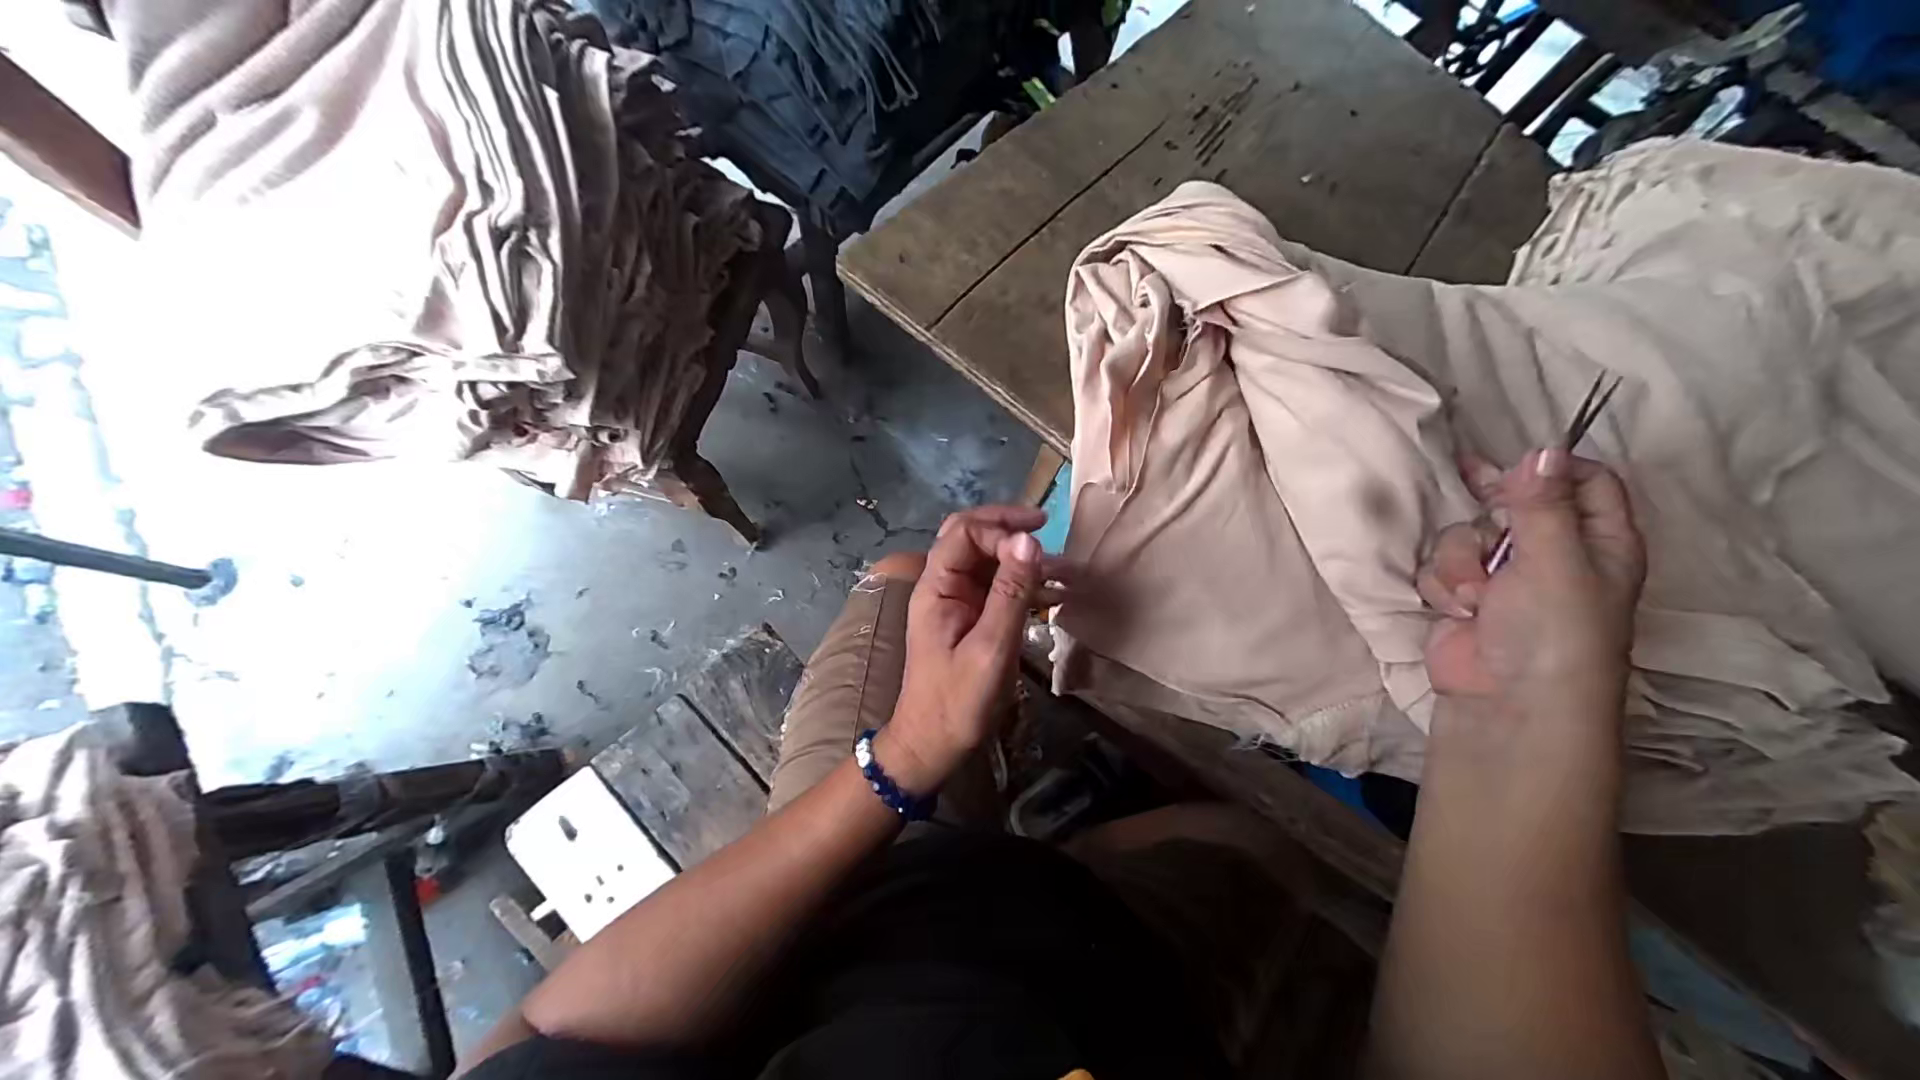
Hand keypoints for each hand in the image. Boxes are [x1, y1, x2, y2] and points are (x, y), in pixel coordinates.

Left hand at [877, 505, 1064, 790]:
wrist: (933, 746)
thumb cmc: (957, 702)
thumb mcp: (991, 648)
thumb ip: (1010, 593)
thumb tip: (1028, 540)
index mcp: (937, 587)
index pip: (964, 533)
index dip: (1000, 530)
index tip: (1037, 546)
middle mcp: (944, 586)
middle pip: (971, 537)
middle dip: (1008, 527)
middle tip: (1045, 526)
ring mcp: (957, 603)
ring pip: (988, 561)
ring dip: (1022, 558)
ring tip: (1065, 568)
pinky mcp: (972, 620)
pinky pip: (997, 588)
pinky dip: (1024, 585)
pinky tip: (1056, 595)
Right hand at [1418, 449, 1645, 729]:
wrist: (1505, 700)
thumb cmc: (1551, 631)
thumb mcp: (1554, 560)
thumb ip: (1542, 504)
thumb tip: (1544, 449)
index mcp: (1597, 540)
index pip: (1585, 481)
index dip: (1550, 469)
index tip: (1510, 470)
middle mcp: (1551, 553)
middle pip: (1512, 503)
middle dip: (1489, 517)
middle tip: (1483, 519)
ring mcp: (1502, 577)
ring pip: (1465, 535)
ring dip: (1460, 560)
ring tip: (1475, 595)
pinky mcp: (1462, 597)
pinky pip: (1440, 566)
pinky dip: (1443, 585)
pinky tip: (1458, 610)